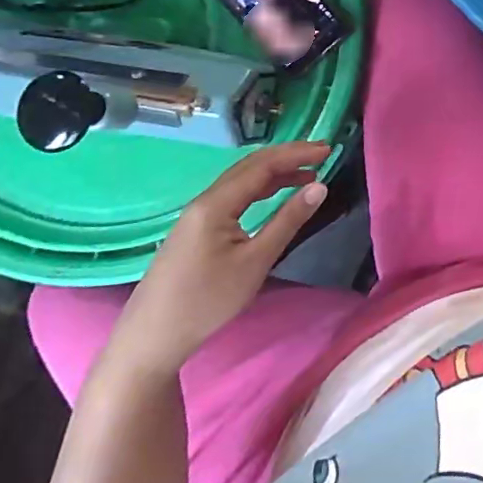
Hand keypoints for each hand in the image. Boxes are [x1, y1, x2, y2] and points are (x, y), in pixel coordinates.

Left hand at [105, 141, 332, 375]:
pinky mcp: (197, 228)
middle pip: (250, 167)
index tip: (327, 149)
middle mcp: (206, 199)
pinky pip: (232, 197)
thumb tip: (318, 187)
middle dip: (286, 157)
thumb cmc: (208, 300)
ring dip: (274, 174)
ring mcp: (198, 213)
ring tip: (307, 175)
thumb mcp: (255, 262)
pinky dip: (258, 190)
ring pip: (241, 182)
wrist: (155, 333)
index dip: (296, 154)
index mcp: (217, 202)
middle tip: (321, 154)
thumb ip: (287, 221)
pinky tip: (273, 196)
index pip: (262, 165)